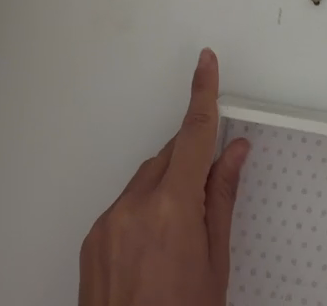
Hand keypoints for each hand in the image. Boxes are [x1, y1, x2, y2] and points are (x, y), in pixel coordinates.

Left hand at [79, 49, 250, 305]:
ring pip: (145, 181)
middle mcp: (134, 208)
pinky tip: (154, 248)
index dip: (203, 93)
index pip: (194, 135)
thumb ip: (221, 197)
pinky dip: (143, 212)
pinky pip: (124, 205)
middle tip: (207, 199)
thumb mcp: (215, 262)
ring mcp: (108, 223)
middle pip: (168, 157)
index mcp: (172, 209)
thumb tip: (234, 153)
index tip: (205, 64)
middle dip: (190, 164)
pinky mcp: (92, 238)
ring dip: (166, 191)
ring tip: (178, 241)